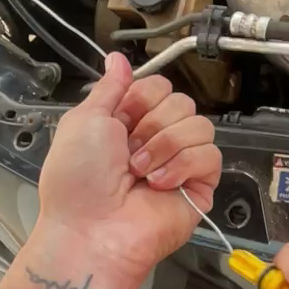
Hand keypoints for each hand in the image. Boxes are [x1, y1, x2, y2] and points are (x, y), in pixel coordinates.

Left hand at [33, 52, 220, 279]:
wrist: (92, 231)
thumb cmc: (78, 180)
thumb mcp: (83, 122)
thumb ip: (108, 87)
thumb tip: (117, 57)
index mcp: (132, 121)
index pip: (161, 86)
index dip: (142, 99)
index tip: (122, 120)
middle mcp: (160, 138)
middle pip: (183, 101)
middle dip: (154, 125)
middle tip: (130, 153)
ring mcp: (183, 161)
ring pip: (200, 125)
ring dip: (165, 147)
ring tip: (141, 173)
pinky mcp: (201, 184)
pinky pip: (210, 154)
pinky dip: (182, 166)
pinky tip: (159, 184)